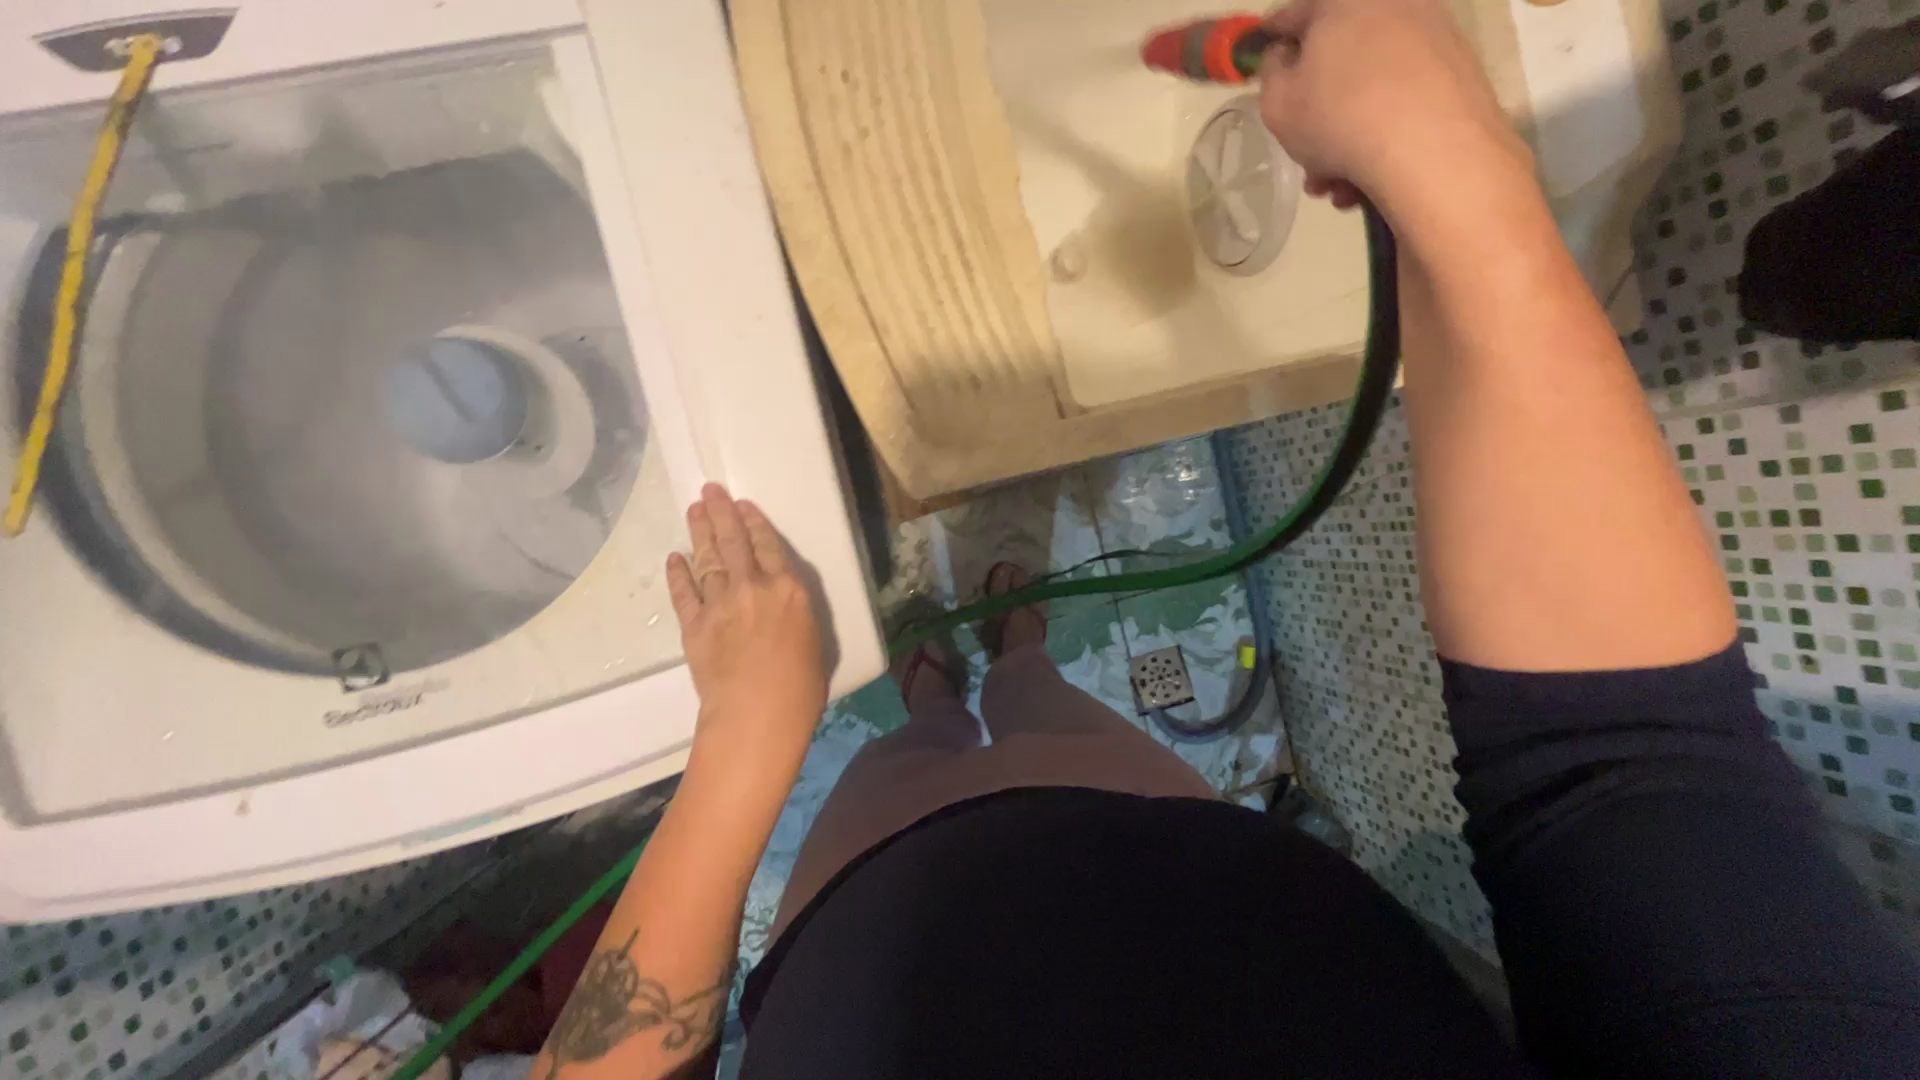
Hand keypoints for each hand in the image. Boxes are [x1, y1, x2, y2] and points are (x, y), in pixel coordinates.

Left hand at [666, 484, 826, 780]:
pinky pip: (684, 592)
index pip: (768, 545)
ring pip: (707, 559)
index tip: (741, 505)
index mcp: (789, 589)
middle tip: (709, 491)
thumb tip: (782, 603)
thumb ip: (796, 612)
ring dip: (699, 533)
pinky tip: (675, 558)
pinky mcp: (694, 625)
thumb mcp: (816, 639)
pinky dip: (678, 573)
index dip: (753, 522)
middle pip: (733, 542)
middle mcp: (753, 586)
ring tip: (694, 510)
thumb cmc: (802, 685)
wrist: (758, 713)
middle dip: (721, 513)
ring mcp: (720, 604)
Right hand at [1257, 0, 1532, 224]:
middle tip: (1303, 150)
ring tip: (1335, 183)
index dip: (1274, 39)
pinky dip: (1381, 135)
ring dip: (1345, 136)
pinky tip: (1366, 179)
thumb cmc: (1337, 118)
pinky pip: (1402, 100)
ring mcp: (1432, 32)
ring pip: (1369, 87)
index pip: (1295, 14)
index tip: (1265, 55)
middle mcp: (1393, 4)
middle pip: (1339, 58)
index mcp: (1344, 1)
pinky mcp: (1457, 68)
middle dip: (1317, 109)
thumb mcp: (1278, 103)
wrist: (1430, 147)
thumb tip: (1287, 56)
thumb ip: (1273, 73)